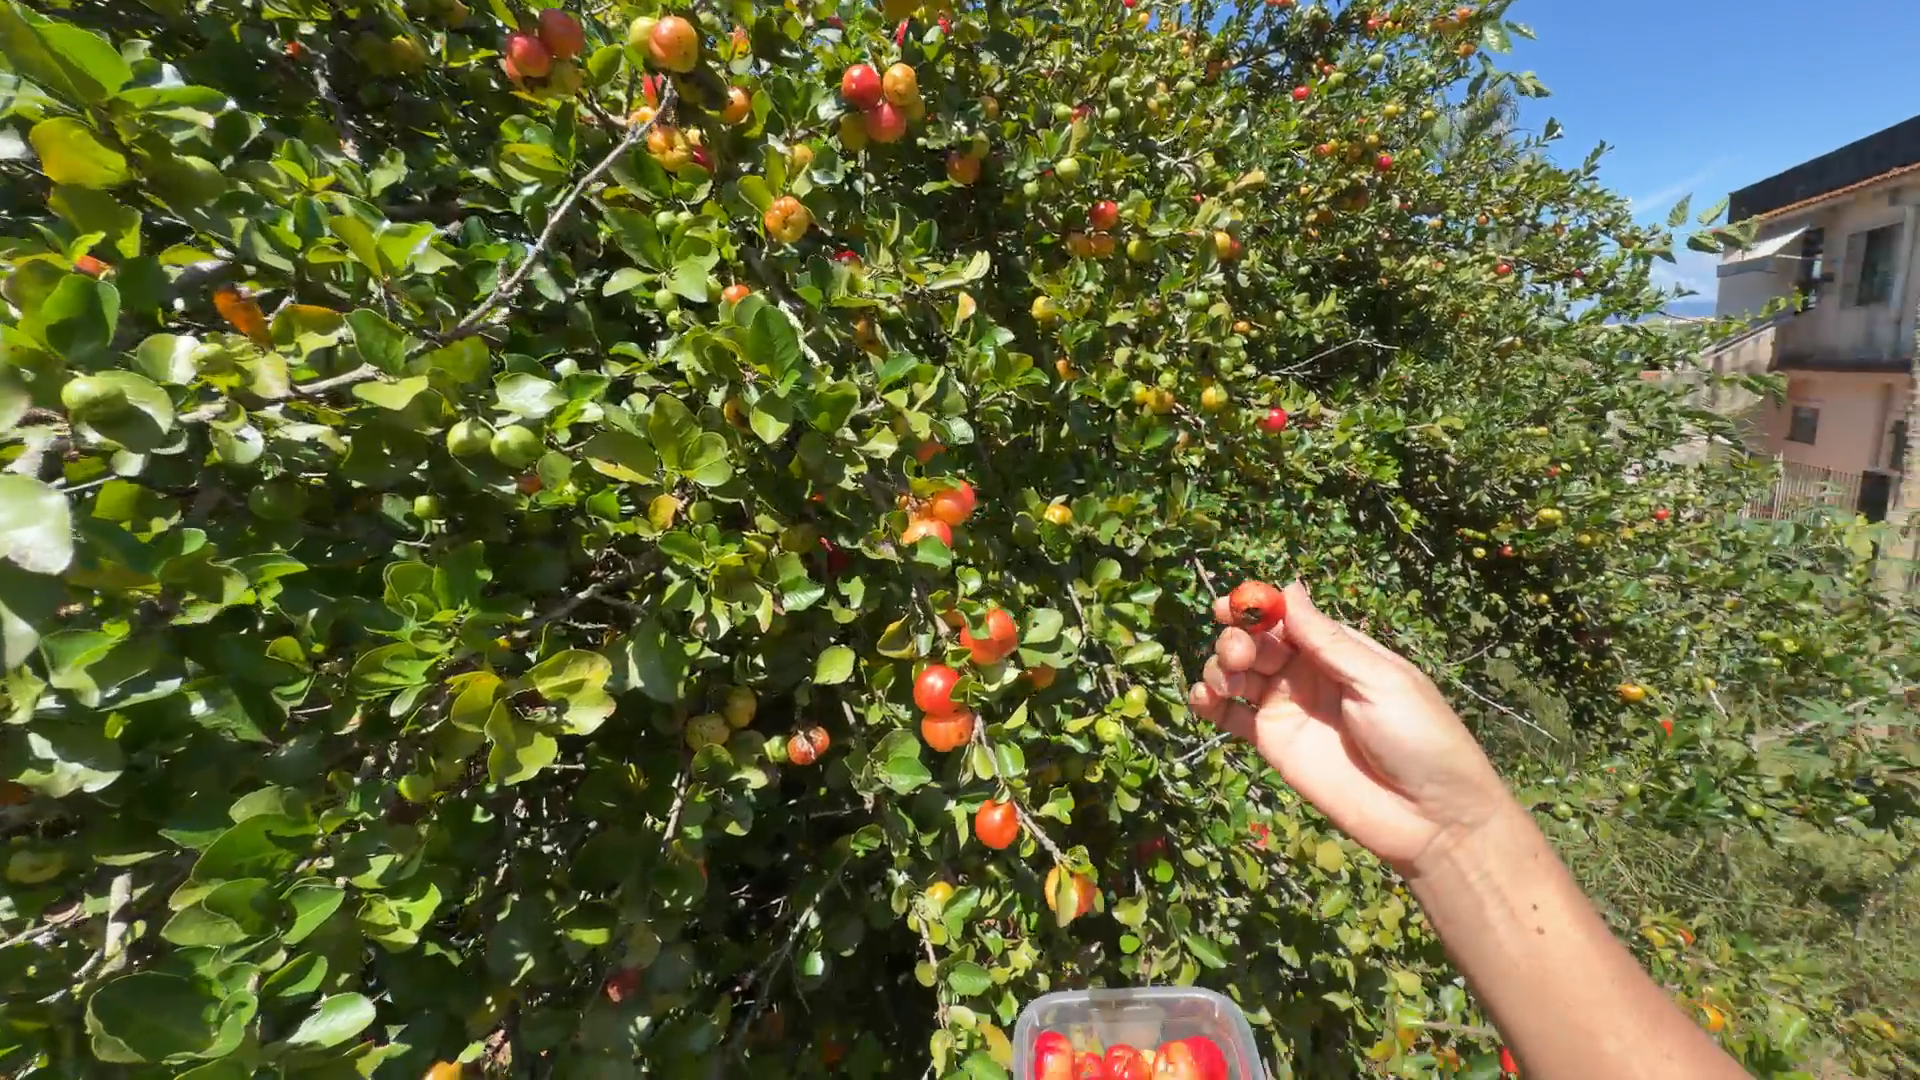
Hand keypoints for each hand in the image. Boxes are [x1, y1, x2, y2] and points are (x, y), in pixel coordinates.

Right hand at [1187, 582, 1510, 869]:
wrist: (1432, 820)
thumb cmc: (1421, 740)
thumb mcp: (1380, 682)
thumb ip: (1328, 640)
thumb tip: (1288, 588)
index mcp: (1335, 651)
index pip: (1285, 618)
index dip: (1254, 609)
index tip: (1228, 606)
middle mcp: (1303, 674)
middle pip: (1254, 642)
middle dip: (1236, 641)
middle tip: (1239, 656)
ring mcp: (1284, 708)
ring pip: (1235, 673)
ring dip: (1219, 668)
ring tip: (1227, 683)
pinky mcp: (1269, 742)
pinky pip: (1229, 715)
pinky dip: (1208, 702)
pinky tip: (1203, 700)